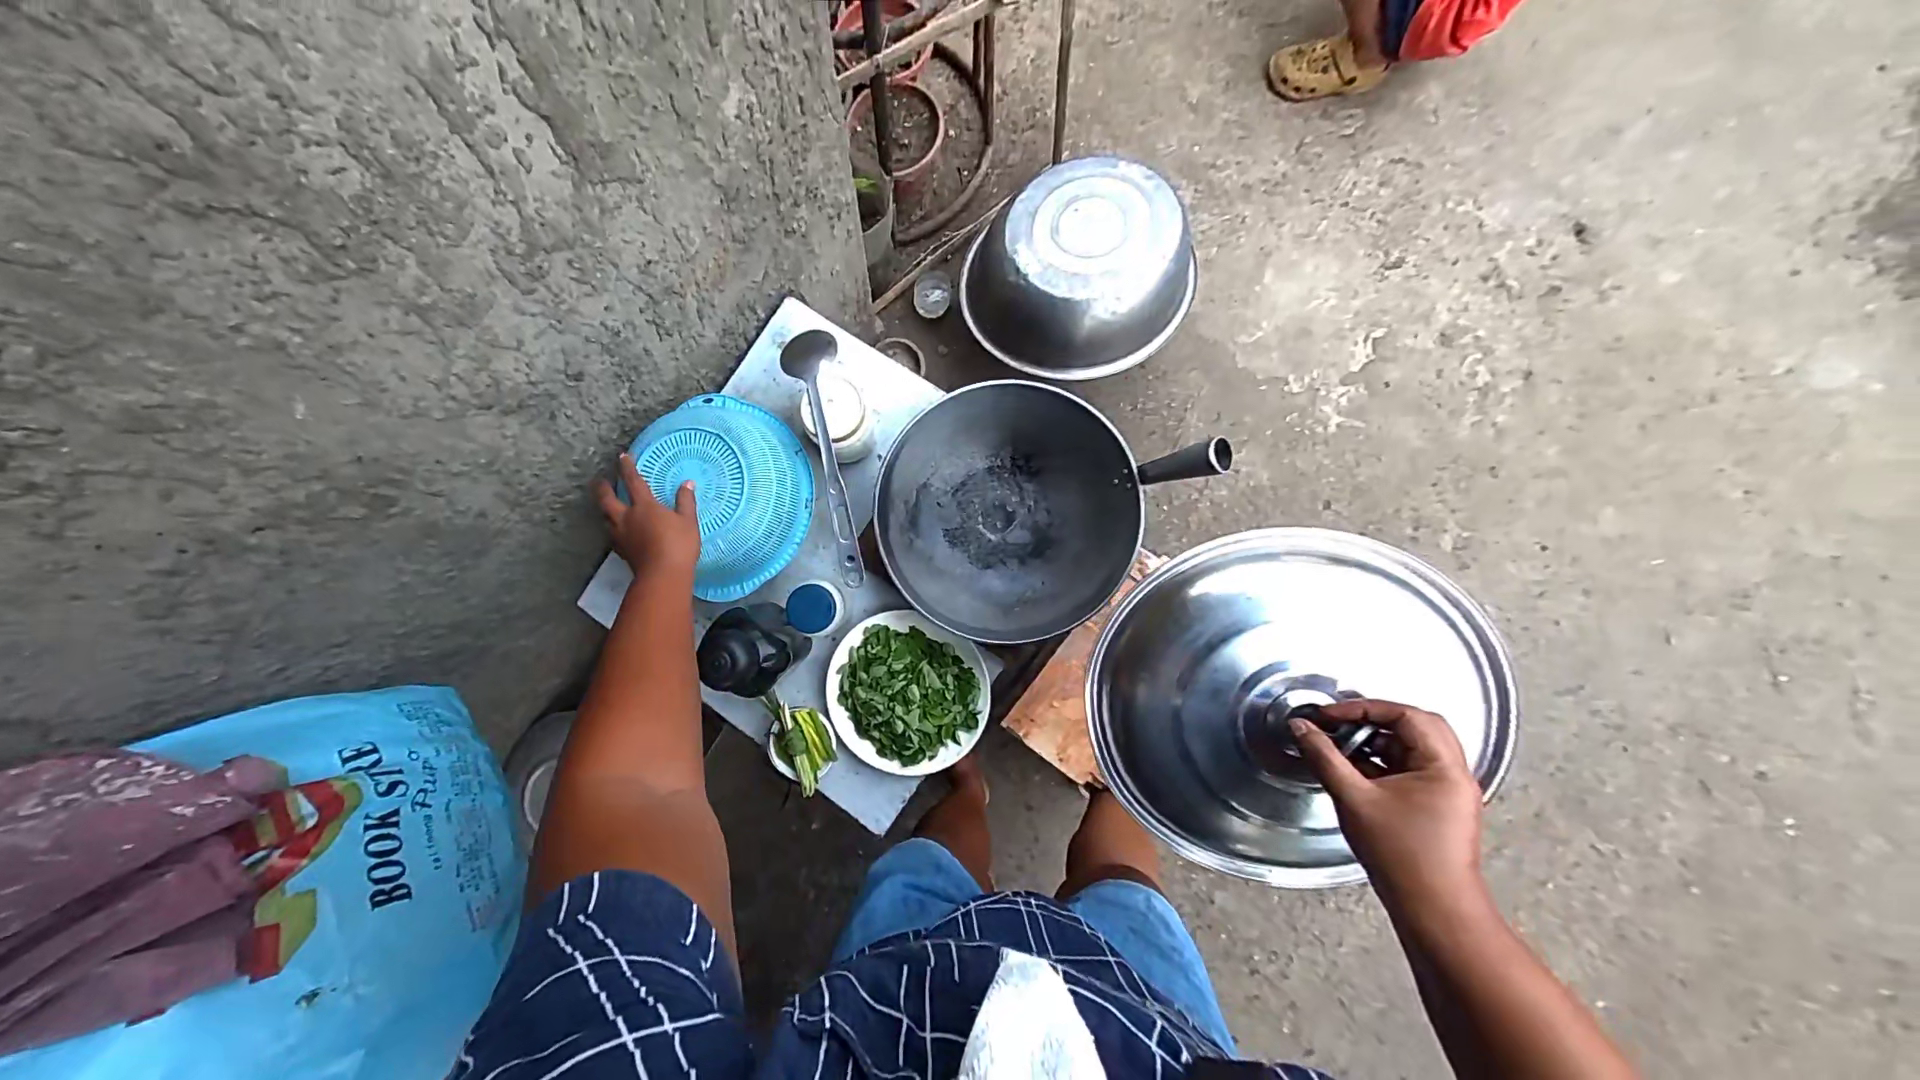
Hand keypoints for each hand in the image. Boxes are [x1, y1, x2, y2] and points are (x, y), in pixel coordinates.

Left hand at [593, 454, 699, 581]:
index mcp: (644, 507)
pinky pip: (612, 534)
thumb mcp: (688, 521)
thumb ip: (685, 502)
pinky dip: (613, 528)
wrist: (663, 575)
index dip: (627, 468)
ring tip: (607, 506)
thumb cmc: (678, 545)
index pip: (634, 482)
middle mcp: (627, 518)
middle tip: (600, 482)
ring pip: (606, 518)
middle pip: (607, 499)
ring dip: (605, 509)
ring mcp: (621, 535)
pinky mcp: (622, 551)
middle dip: (603, 488)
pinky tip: (618, 531)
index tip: (622, 457)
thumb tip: (687, 484)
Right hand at [1291, 699, 1485, 912]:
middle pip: (1414, 725)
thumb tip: (1304, 729)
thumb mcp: (1353, 797)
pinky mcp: (1438, 806)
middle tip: (1340, 721)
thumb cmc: (1405, 860)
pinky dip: (1381, 761)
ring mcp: (1448, 792)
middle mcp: (1453, 775)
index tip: (1330, 715)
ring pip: (1412, 747)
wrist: (1433, 909)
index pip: (1405, 714)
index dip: (1362, 708)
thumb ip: (1324, 756)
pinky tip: (1354, 770)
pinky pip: (1409, 768)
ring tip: (1342, 747)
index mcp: (1444, 767)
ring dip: (1375, 741)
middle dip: (1371, 719)